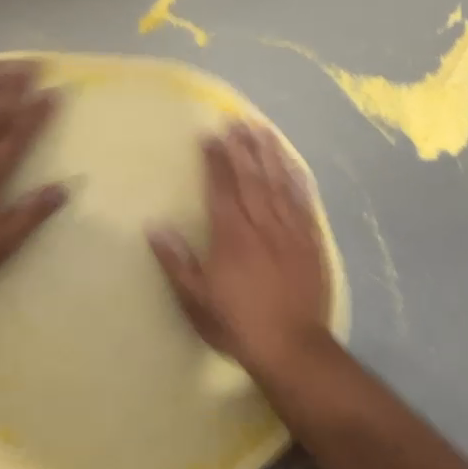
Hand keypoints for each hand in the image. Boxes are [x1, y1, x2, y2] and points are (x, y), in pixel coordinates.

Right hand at [148, 122, 333, 371]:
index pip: (221, 188)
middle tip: (237, 120)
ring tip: (263, 129)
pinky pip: (305, 203)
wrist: (292, 348)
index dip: (215, 160)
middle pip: (252, 177)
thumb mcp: (196, 300)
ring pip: (280, 183)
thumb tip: (155, 227)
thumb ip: (177, 262)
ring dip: (270, 154)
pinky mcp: (312, 243)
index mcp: (231, 236)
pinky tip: (294, 165)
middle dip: (243, 147)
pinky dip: (298, 180)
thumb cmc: (237, 325)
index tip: (211, 135)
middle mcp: (262, 225)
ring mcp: (290, 232)